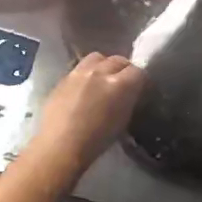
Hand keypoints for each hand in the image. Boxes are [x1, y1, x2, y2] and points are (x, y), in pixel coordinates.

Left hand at [28, 53, 145, 163]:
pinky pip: (80, 67)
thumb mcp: (123, 119)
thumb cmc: (97, 140)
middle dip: (124, 69)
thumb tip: (129, 92)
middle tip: (123, 82)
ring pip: (97, 57)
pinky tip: (85, 85)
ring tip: (103, 78)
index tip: (139, 87)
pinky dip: (87, 72)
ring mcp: (79, 72)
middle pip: (118, 60)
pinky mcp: (64, 77)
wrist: (61, 143)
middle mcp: (100, 72)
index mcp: (120, 84)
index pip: (138, 71)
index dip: (140, 80)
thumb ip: (128, 99)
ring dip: (104, 65)